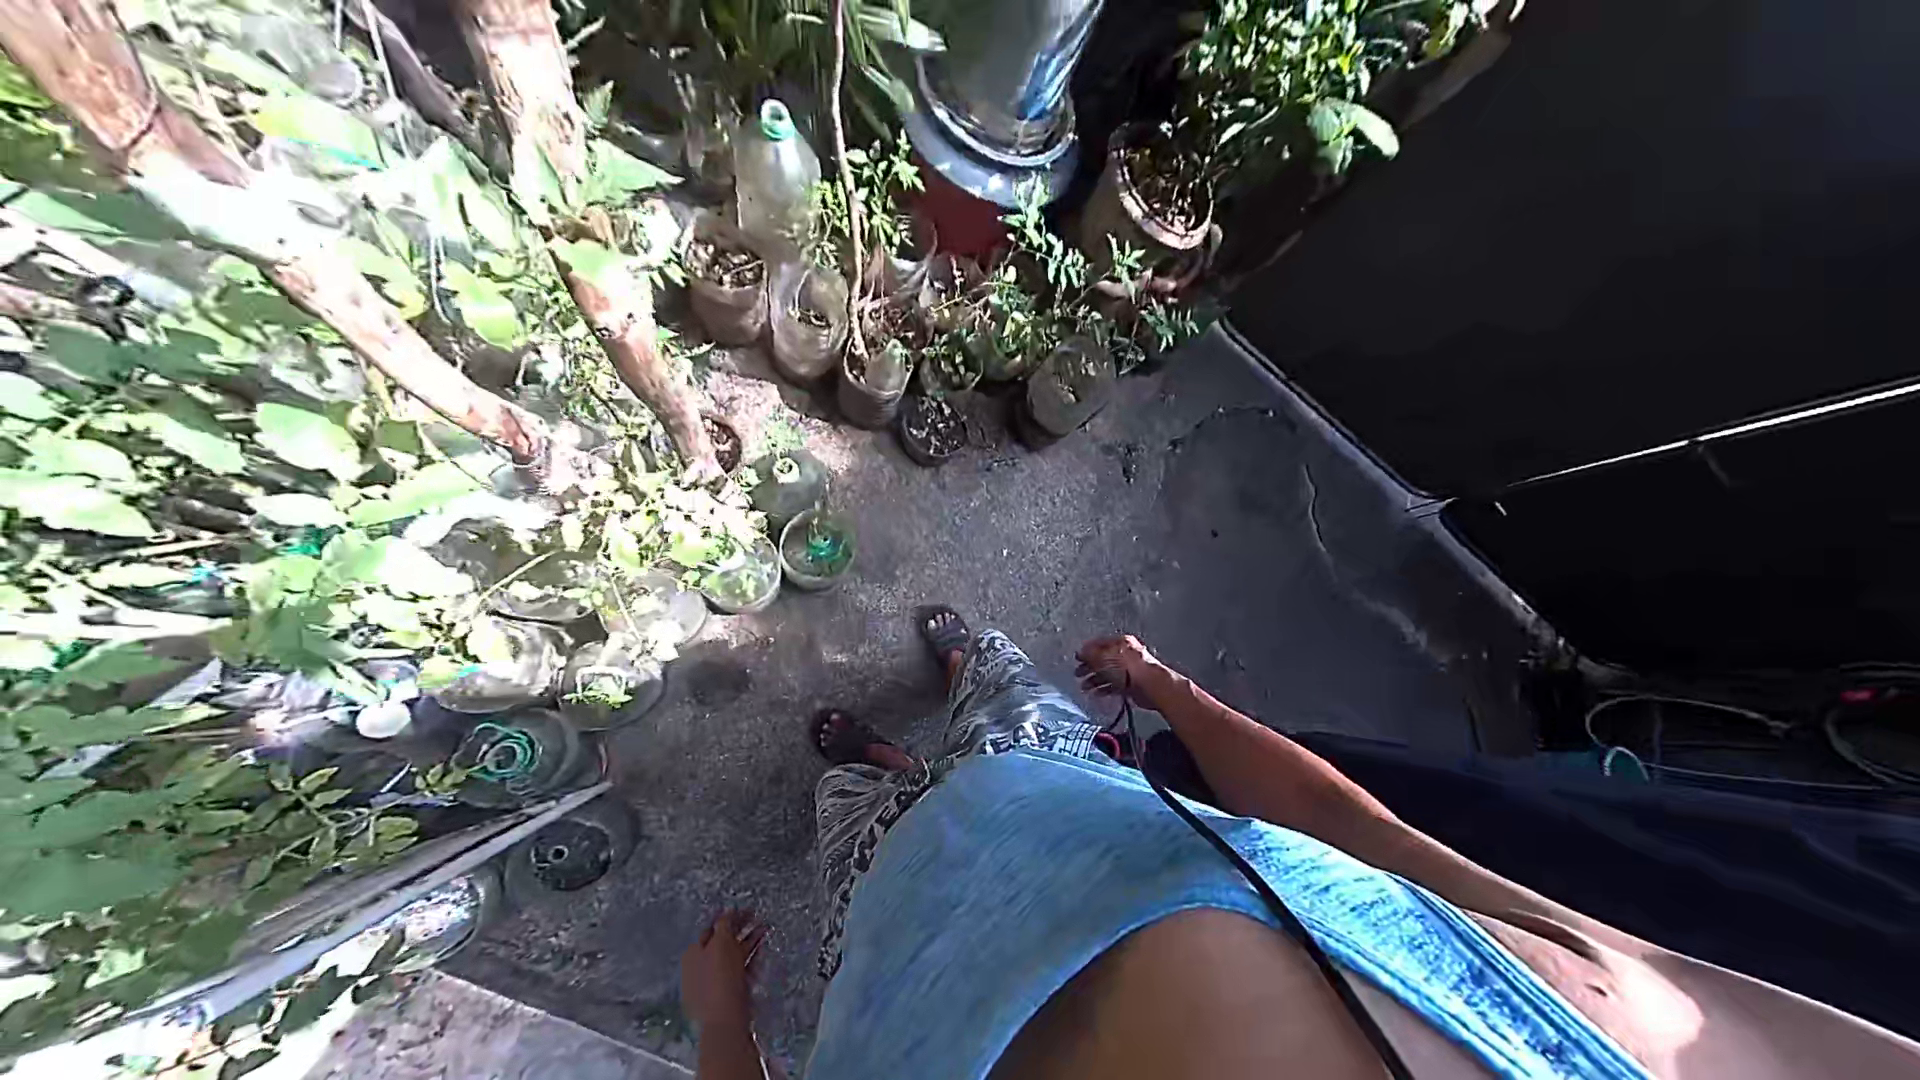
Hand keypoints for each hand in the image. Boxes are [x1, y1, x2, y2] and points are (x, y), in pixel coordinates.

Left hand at [680, 908, 765, 1032]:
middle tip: (756, 914)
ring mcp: (714, 981)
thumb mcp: (721, 943)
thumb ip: (724, 925)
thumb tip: (727, 911)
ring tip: (765, 927)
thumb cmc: (720, 977)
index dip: (727, 916)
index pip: (711, 928)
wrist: (725, 1020)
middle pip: (722, 941)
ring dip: (749, 939)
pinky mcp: (729, 991)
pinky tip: (763, 947)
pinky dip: (751, 956)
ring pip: (734, 954)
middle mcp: (701, 966)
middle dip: (739, 927)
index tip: (743, 908)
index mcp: (694, 954)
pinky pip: (741, 968)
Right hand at [1075, 634, 1164, 706]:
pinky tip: (1096, 693)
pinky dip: (1104, 689)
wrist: (1150, 685)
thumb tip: (1080, 652)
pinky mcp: (1131, 685)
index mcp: (1120, 643)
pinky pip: (1114, 686)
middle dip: (1089, 667)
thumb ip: (1090, 654)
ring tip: (1084, 687)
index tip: (1077, 658)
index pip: (1099, 644)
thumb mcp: (1104, 656)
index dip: (1086, 651)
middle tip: (1078, 672)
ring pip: (1107, 674)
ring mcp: (1128, 671)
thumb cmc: (1129, 667)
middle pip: (1102, 660)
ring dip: (1094, 680)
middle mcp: (1125, 655)